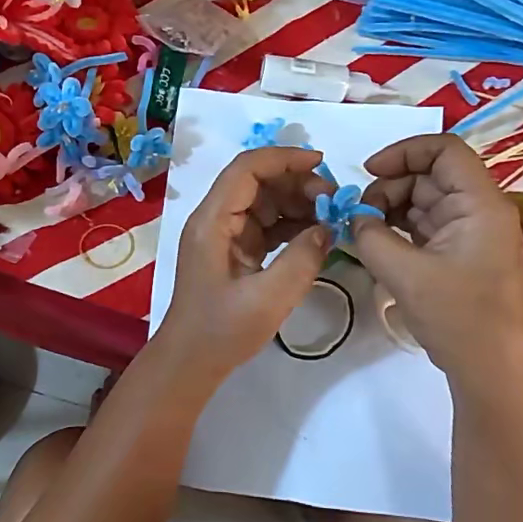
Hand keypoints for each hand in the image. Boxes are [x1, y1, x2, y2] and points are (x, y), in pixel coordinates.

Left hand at [154, 146, 332, 380]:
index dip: (284, 158)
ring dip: (295, 204)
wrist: (190, 362)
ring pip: (262, 203)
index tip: (322, 164)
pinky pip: (264, 226)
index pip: (246, 169)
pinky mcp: (233, 253)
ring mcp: (223, 237)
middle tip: (332, 202)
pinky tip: (314, 235)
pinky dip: (289, 226)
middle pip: (256, 182)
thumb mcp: (268, 298)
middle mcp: (214, 221)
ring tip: (328, 218)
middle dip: (296, 183)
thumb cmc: (221, 331)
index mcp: (212, 222)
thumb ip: (302, 260)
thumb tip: (328, 229)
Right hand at [353, 134, 522, 378]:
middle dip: (389, 188)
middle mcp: (478, 210)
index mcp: (479, 203)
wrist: (493, 369)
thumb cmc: (459, 316)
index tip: (367, 173)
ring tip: (362, 232)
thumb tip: (354, 218)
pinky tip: (376, 244)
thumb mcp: (406, 274)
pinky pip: (425, 228)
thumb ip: (371, 237)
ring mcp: (469, 233)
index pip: (443, 150)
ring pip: (424, 202)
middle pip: (429, 176)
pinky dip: (398, 230)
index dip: (403, 152)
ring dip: (390, 210)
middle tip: (358, 216)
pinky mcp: (459, 256)